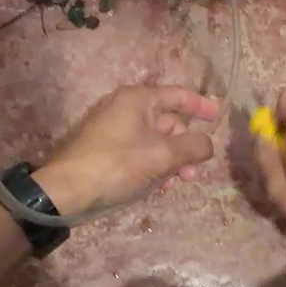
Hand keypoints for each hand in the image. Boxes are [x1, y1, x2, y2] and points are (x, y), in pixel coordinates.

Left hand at [36, 86, 222, 214]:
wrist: (65, 191)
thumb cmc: (117, 165)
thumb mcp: (162, 156)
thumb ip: (193, 147)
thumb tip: (208, 144)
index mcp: (138, 100)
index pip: (179, 95)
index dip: (202, 106)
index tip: (220, 117)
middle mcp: (126, 109)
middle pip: (168, 122)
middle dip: (186, 146)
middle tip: (195, 170)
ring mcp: (115, 130)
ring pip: (156, 141)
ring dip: (172, 161)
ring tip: (178, 182)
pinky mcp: (107, 151)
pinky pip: (140, 153)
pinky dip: (154, 167)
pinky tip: (158, 188)